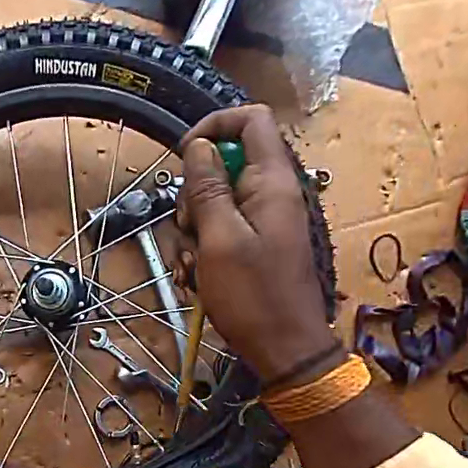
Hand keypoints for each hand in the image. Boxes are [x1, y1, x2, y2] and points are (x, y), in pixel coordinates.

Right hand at [175, 104, 337, 383]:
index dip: (214, 127)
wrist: (282, 348)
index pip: (252, 119)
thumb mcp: (219, 238)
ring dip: (191, 232)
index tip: (185, 156)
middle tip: (189, 229)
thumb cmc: (253, 296)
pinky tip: (197, 278)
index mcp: (271, 182)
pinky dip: (200, 251)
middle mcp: (269, 195)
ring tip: (193, 266)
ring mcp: (260, 221)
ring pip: (212, 203)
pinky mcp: (252, 244)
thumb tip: (200, 145)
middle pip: (222, 166)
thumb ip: (208, 188)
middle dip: (193, 197)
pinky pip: (217, 232)